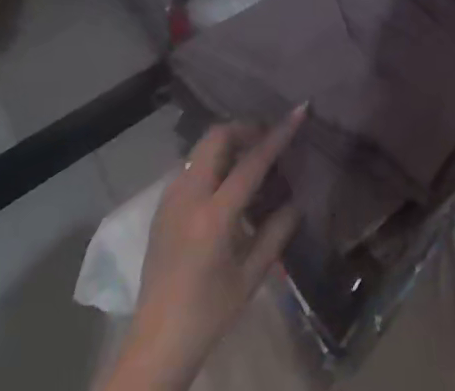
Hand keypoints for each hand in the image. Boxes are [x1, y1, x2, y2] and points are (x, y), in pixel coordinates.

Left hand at [105, 106, 305, 390]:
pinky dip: (213, 163)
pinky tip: (228, 187)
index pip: (251, 162)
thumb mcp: (251, 276)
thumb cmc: (209, 313)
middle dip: (245, 129)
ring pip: (200, 150)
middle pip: (216, 138)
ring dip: (228, 145)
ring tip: (252, 162)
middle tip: (269, 139)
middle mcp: (187, 197)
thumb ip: (277, 232)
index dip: (277, 134)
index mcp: (213, 216)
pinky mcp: (161, 208)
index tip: (298, 111)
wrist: (156, 343)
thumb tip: (297, 201)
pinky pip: (190, 169)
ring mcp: (169, 200)